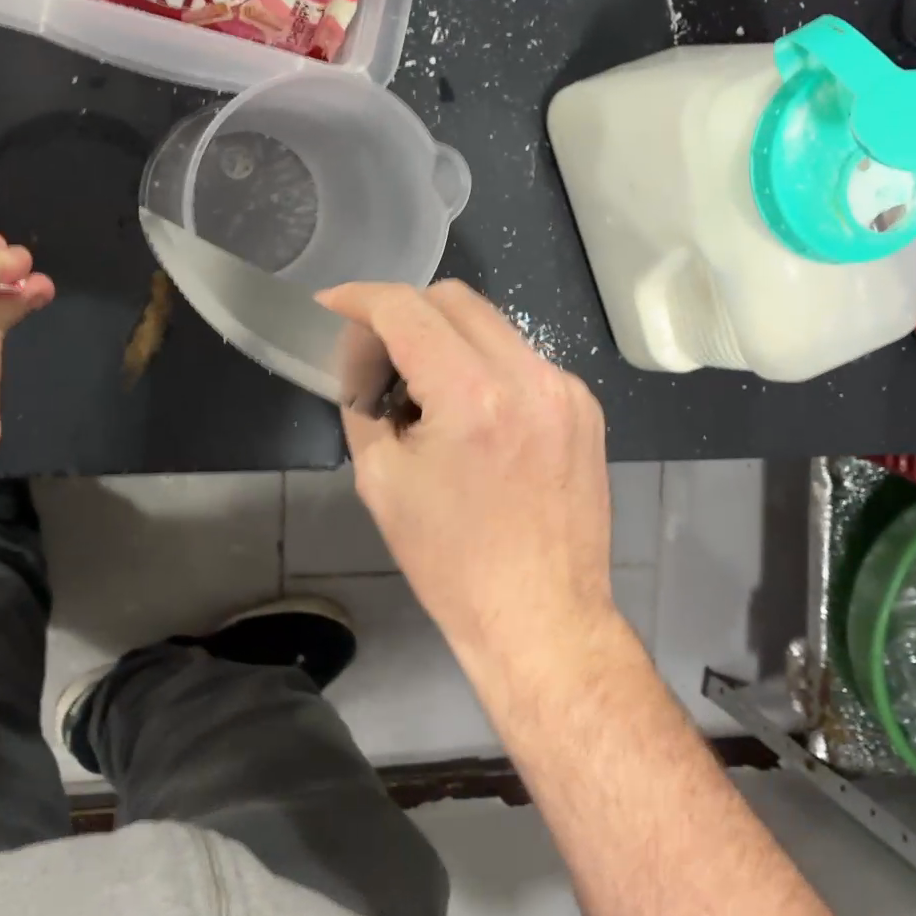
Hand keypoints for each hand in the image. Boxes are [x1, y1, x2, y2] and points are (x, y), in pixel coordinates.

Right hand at [318, 281, 614, 657]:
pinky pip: (523, 360)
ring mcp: (567, 389)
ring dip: (445, 339)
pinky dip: (484, 367)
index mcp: (474, 396)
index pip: (406, 310)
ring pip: (492, 325)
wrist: (541, 616)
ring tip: (420, 392)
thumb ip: (363, 400)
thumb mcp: (382, 480)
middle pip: (453, 299)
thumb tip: (358, 354)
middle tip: (372, 352)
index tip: (330, 307)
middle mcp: (530, 376)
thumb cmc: (451, 563)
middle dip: (403, 313)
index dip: (358, 299)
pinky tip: (470, 415)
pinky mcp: (585, 408)